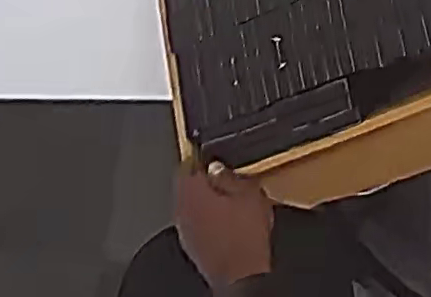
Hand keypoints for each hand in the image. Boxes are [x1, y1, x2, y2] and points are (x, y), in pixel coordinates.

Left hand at [175, 163, 273, 287]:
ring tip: (225, 193)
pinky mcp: (192, 247)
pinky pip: (194, 222)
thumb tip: (218, 166)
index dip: (199, 156)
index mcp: (193, 195)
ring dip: (202, 197)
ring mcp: (185, 232)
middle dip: (200, 178)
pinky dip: (205, 215)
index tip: (211, 153)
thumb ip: (229, 175)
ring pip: (189, 204)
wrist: (243, 276)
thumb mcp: (248, 191)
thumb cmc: (245, 234)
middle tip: (220, 171)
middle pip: (184, 186)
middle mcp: (183, 213)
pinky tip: (223, 215)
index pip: (186, 166)